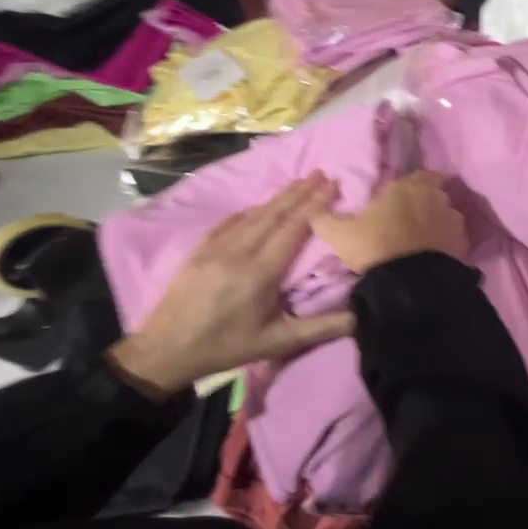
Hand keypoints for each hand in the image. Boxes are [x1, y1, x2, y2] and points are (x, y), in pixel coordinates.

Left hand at [107, 176, 353, 397]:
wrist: (161, 354)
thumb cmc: (226, 347)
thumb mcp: (279, 342)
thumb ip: (324, 327)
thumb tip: (365, 315)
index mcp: (258, 273)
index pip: (293, 229)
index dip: (315, 206)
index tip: (334, 186)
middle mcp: (236, 254)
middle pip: (273, 215)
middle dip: (299, 193)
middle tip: (321, 173)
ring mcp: (212, 251)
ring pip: (251, 215)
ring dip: (278, 197)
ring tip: (299, 181)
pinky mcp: (196, 254)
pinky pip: (228, 224)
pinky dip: (249, 210)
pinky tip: (259, 205)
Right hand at [312, 171, 467, 273]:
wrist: (409, 277)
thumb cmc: (372, 246)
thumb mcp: (337, 233)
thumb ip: (325, 217)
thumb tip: (314, 210)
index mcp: (405, 187)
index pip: (420, 175)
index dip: (414, 183)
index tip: (403, 195)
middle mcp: (434, 195)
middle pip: (434, 191)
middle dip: (425, 199)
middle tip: (410, 215)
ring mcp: (452, 215)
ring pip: (446, 211)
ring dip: (436, 218)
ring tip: (421, 235)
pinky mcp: (463, 236)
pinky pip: (454, 232)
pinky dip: (446, 237)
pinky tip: (434, 248)